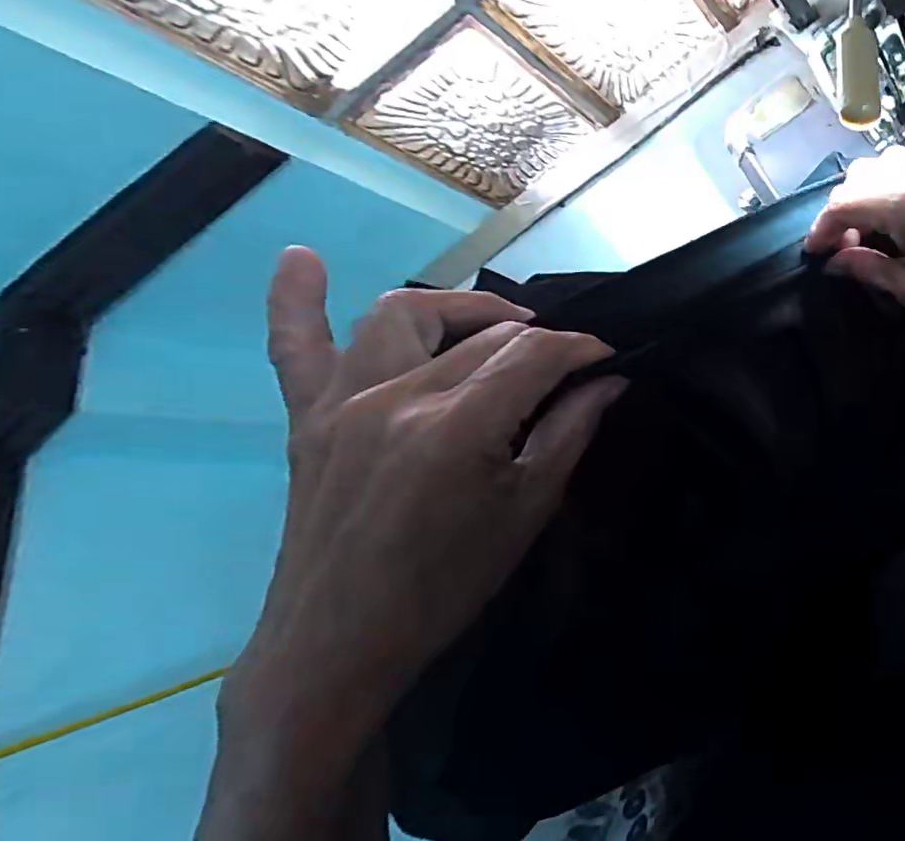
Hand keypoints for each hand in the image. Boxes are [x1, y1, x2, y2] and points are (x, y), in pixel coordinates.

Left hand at [225, 247, 624, 751]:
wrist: (337, 645)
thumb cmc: (446, 585)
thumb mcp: (528, 510)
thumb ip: (571, 431)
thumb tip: (609, 381)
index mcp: (457, 427)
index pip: (534, 354)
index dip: (581, 348)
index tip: (607, 358)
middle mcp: (397, 397)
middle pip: (485, 335)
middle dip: (540, 339)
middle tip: (567, 364)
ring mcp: (343, 401)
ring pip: (404, 314)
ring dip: (460, 308)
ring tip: (496, 324)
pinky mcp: (308, 418)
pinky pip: (295, 346)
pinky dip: (297, 298)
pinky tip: (300, 258)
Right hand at [804, 144, 904, 348]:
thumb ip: (866, 267)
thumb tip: (833, 260)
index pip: (846, 203)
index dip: (823, 228)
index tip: (814, 253)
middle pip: (861, 178)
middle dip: (844, 211)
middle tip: (844, 249)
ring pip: (885, 165)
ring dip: (869, 193)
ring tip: (871, 230)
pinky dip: (899, 179)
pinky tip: (902, 207)